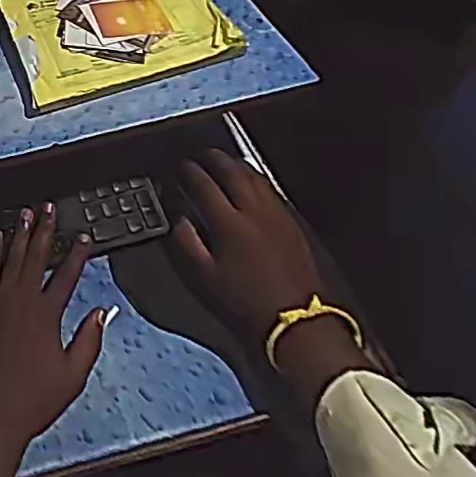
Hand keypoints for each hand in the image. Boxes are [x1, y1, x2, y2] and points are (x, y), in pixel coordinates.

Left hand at [0, 204, 109, 476]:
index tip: (83, 237)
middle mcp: (22, 301)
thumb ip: (89, 340)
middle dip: (45, 230)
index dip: (77, 253)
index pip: (67, 275)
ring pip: (10, 257)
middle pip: (36, 256)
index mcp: (47, 316)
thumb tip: (101, 312)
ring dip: (19, 233)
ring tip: (25, 213)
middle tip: (48, 208)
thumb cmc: (33, 399)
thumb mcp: (73, 375)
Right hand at [168, 150, 367, 404]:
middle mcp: (253, 212)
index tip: (180, 168)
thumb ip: (186, 241)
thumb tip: (178, 218)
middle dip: (212, 159)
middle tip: (200, 156)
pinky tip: (250, 180)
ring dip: (235, 164)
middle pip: (231, 171)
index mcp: (228, 223)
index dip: (188, 172)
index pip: (203, 184)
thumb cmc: (248, 301)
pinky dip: (255, 178)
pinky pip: (271, 189)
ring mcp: (276, 216)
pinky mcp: (292, 223)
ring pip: (254, 176)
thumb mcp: (205, 275)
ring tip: (223, 161)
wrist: (297, 321)